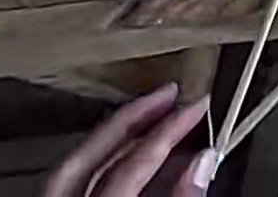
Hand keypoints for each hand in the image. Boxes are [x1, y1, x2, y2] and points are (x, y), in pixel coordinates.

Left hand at [45, 83, 215, 196]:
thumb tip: (204, 160)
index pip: (129, 165)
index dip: (169, 129)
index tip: (198, 104)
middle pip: (83, 160)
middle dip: (130, 119)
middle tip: (168, 92)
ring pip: (74, 171)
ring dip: (119, 138)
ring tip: (156, 115)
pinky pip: (73, 185)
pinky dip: (106, 163)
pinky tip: (135, 155)